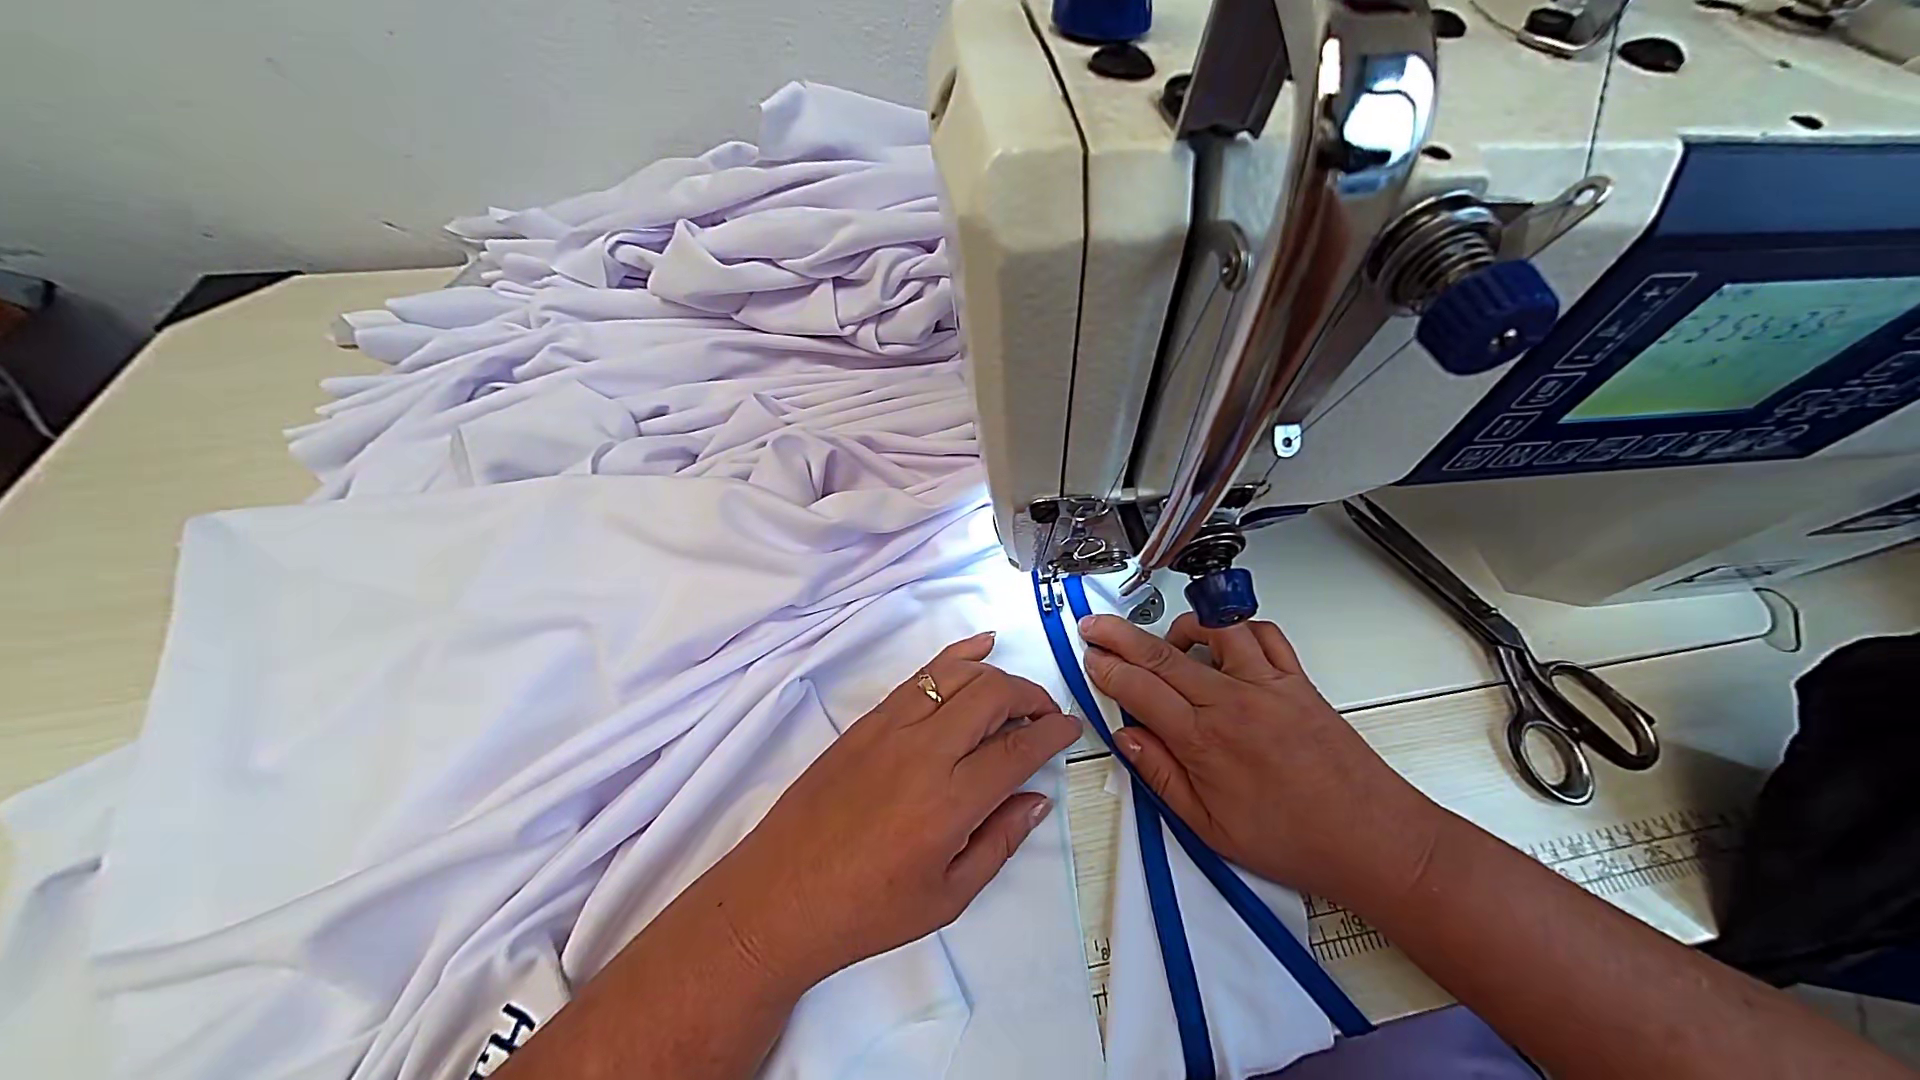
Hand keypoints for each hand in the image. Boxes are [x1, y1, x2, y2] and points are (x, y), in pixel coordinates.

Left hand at [701, 632, 1079, 986]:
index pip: (1018, 749)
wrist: (780, 895)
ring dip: (996, 676)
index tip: (1070, 728)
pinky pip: (919, 675)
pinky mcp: (867, 721)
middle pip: (994, 696)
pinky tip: (978, 648)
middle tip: (1045, 716)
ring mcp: (890, 728)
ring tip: (1015, 695)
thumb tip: (1036, 799)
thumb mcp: (947, 896)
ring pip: (958, 675)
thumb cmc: (866, 910)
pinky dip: (954, 656)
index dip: (1053, 733)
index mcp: (949, 803)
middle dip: (1032, 697)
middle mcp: (924, 753)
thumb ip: (999, 841)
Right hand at [1079, 613, 1442, 906]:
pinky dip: (1238, 627)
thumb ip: (1160, 775)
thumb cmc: (1298, 840)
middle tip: (1097, 626)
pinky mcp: (1297, 682)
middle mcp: (1234, 704)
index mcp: (1205, 742)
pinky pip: (1265, 634)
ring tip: (1165, 636)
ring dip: (1180, 626)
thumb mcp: (1209, 826)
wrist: (1374, 841)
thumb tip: (1127, 740)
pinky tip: (1225, 639)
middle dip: (1119, 634)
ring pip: (1213, 630)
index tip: (1092, 660)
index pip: (1139, 689)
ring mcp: (1268, 686)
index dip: (1107, 670)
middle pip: (1162, 653)